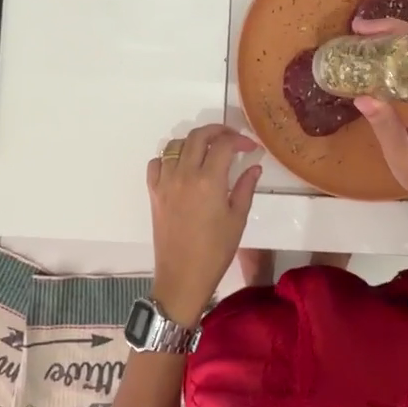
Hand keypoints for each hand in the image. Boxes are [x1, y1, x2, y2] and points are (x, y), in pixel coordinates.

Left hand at [146, 124, 262, 324]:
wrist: (182, 276)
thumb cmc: (215, 251)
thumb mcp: (237, 219)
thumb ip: (245, 188)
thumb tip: (254, 167)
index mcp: (208, 180)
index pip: (223, 144)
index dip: (239, 140)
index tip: (250, 147)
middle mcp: (184, 174)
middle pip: (197, 136)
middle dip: (217, 131)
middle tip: (231, 139)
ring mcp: (165, 182)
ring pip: (174, 145)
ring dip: (193, 142)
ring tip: (207, 150)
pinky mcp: (153, 192)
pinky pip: (157, 163)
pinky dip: (168, 158)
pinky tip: (181, 167)